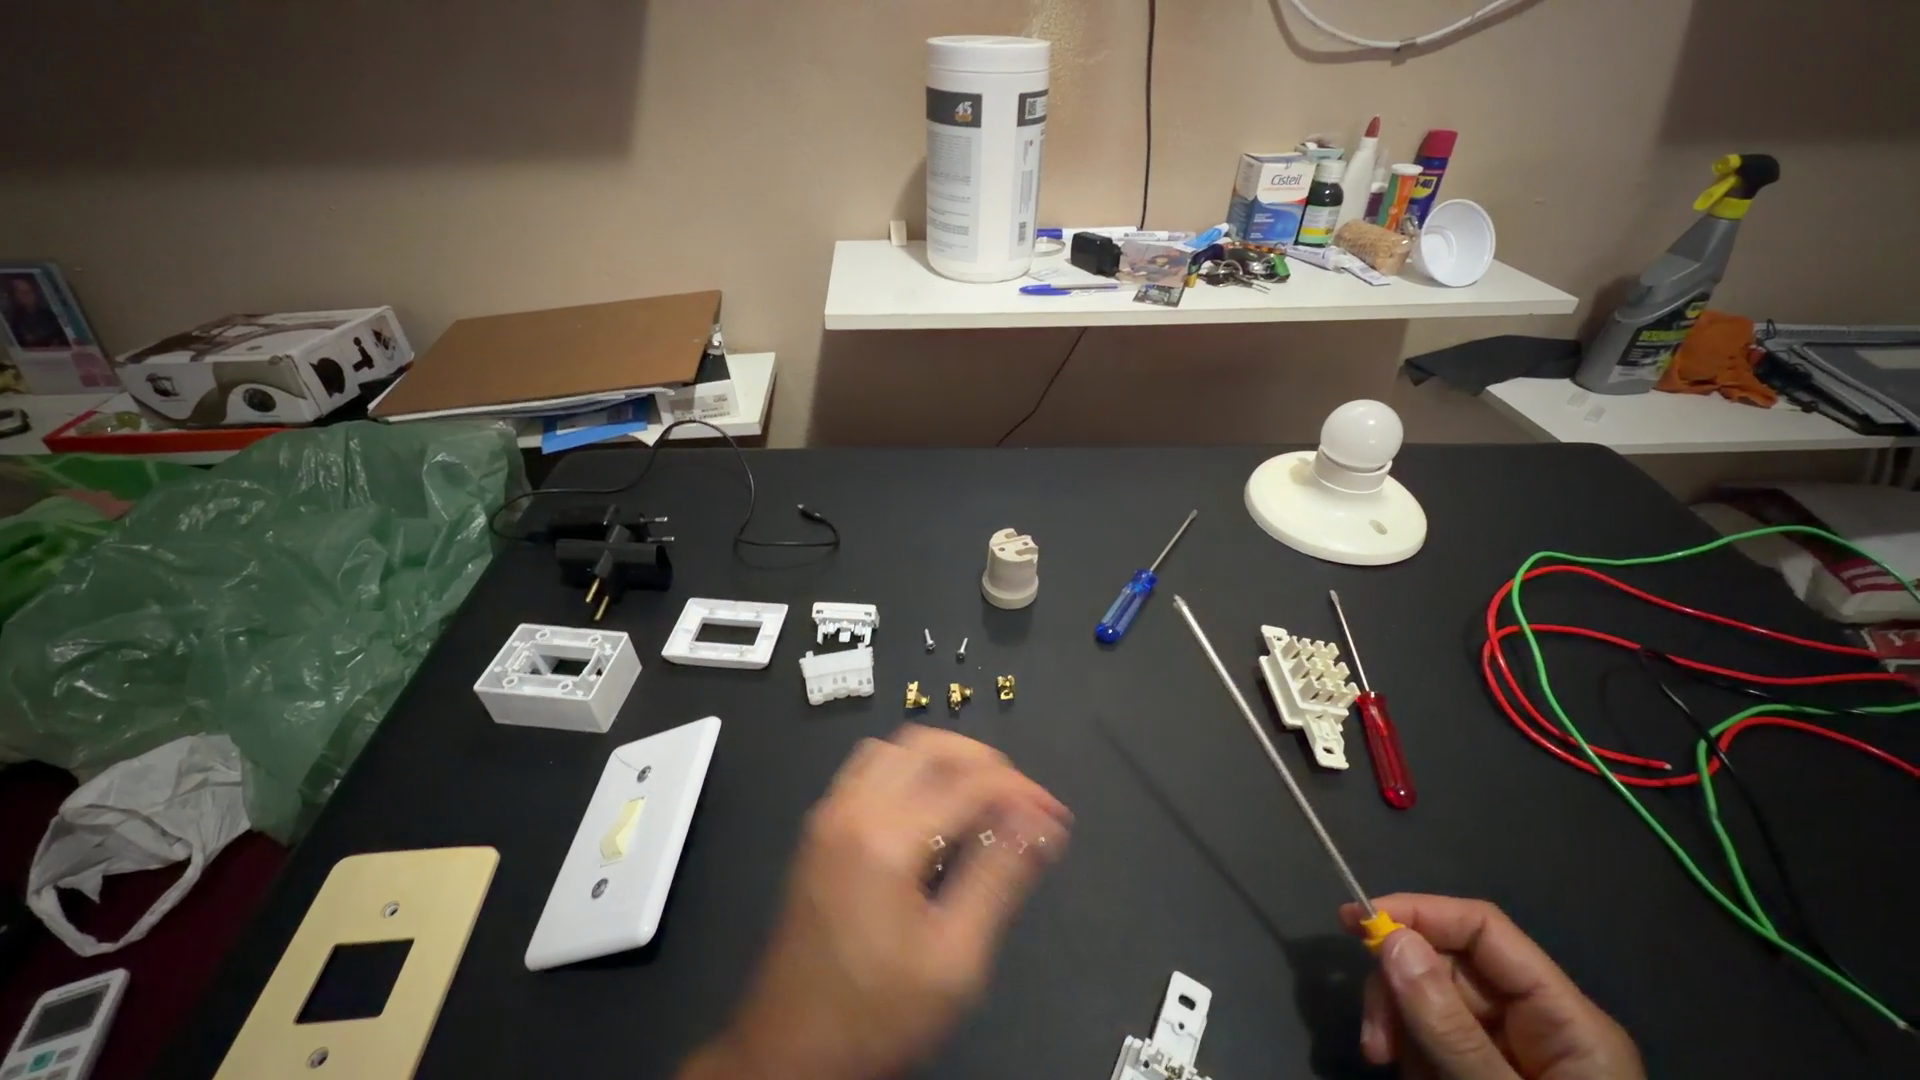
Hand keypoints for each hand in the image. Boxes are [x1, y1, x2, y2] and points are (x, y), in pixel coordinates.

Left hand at [682, 725, 1069, 1079]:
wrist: (788, 1051)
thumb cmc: (876, 1015)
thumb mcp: (954, 959)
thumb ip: (999, 878)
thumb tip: (1038, 822)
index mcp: (886, 840)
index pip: (970, 783)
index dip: (1022, 793)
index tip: (1055, 818)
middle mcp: (851, 811)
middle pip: (926, 745)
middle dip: (983, 762)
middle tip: (1019, 801)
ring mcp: (828, 818)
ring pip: (894, 749)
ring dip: (943, 761)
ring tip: (981, 802)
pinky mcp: (819, 832)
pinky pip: (868, 771)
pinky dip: (909, 772)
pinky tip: (932, 814)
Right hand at [1339, 894, 1643, 1079]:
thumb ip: (1449, 1026)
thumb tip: (1391, 939)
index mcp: (1567, 1019)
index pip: (1484, 929)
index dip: (1418, 913)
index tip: (1354, 922)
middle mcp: (1541, 1026)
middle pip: (1450, 964)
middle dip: (1400, 991)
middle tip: (1374, 1043)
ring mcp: (1515, 1055)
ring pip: (1433, 1002)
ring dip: (1402, 1030)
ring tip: (1393, 1071)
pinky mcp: (1489, 1077)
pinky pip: (1436, 1043)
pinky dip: (1413, 1057)